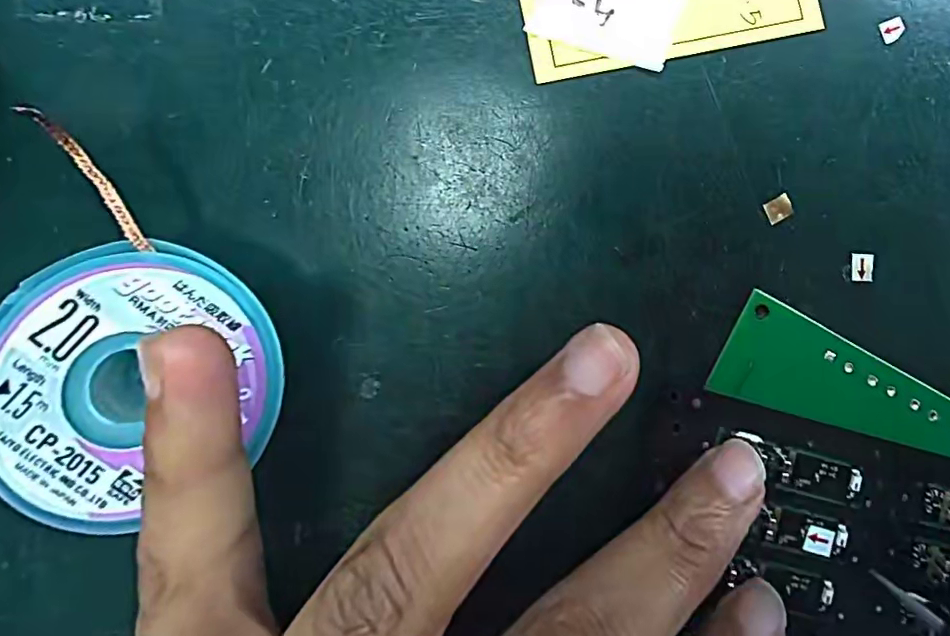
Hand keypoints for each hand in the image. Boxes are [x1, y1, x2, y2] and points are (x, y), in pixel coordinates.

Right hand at [133, 323, 787, 635]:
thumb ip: (225, 590)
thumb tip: (196, 412)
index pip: (197, 546)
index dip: (194, 440)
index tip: (194, 342)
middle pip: (415, 566)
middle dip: (518, 448)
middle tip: (611, 350)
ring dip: (658, 563)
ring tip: (733, 483)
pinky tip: (755, 620)